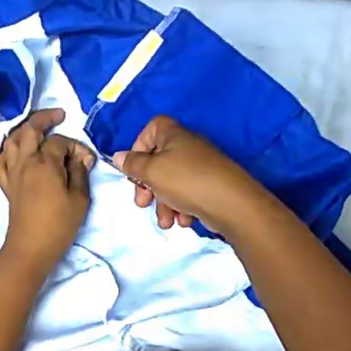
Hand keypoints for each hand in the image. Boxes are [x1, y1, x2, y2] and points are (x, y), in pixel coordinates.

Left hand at [0, 107, 93, 271]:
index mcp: (44, 163)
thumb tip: (81, 156)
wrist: (30, 248)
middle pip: (29, 129)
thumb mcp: (80, 198)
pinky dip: (7, 150)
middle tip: (58, 114)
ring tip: (37, 129)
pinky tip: (15, 151)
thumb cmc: (59, 225)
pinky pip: (0, 160)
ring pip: (11, 140)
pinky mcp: (6, 185)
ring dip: (23, 129)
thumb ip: (80, 172)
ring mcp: (12, 172)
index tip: (85, 160)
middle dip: (44, 118)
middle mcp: (24, 162)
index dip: (74, 146)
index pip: (59, 141)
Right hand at [113, 116, 268, 232]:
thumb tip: (118, 156)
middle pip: (157, 162)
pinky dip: (181, 207)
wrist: (231, 203)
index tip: (133, 168)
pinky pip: (186, 194)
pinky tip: (183, 219)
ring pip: (169, 183)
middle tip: (143, 202)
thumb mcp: (151, 171)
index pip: (151, 129)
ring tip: (166, 220)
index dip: (138, 146)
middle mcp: (187, 147)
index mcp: (173, 135)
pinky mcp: (208, 186)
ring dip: (163, 204)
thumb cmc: (186, 181)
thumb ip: (132, 164)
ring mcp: (199, 167)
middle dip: (147, 186)